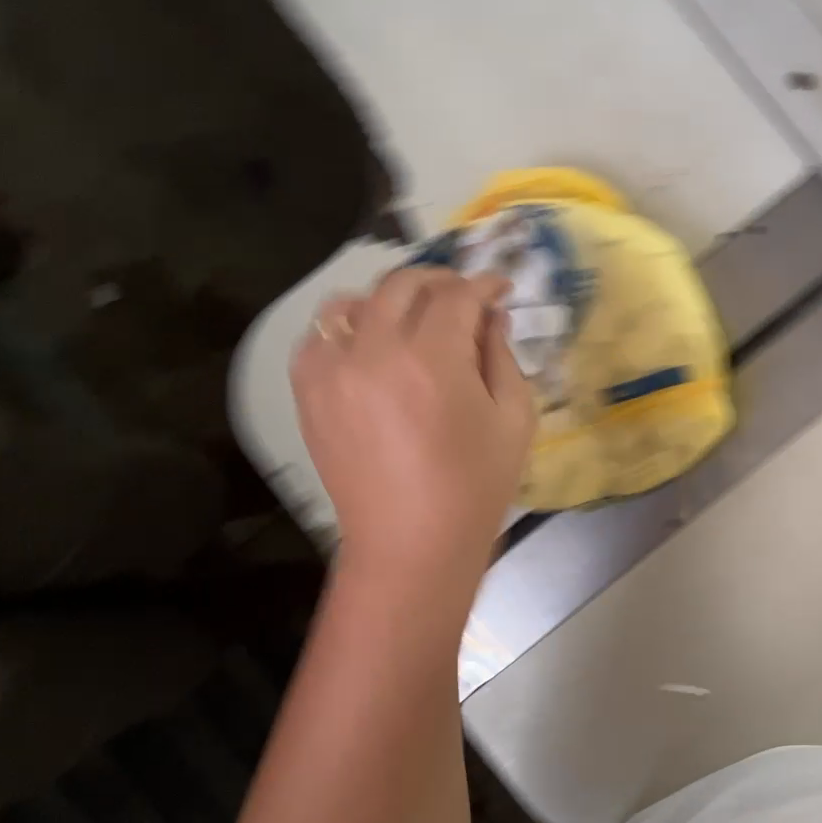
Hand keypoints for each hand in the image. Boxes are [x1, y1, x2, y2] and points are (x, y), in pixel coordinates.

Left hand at [292, 268, 535, 576]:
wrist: (411, 541)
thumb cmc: (477, 484)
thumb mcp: (513, 418)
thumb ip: (502, 357)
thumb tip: (491, 319)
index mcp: (432, 358)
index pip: (457, 295)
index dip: (484, 285)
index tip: (501, 287)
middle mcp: (374, 351)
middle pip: (402, 286)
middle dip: (440, 281)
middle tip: (466, 296)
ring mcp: (331, 370)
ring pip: (353, 302)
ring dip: (390, 299)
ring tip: (415, 318)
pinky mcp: (308, 392)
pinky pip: (319, 336)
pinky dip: (348, 328)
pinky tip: (373, 347)